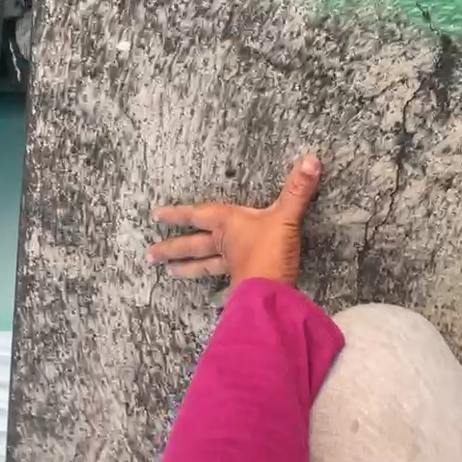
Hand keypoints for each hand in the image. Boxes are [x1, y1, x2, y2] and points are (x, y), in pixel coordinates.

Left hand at [147, 155, 322, 286]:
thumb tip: (312, 158)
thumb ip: (298, 189)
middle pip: (193, 246)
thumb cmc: (270, 250)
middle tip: (149, 255)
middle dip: (171, 248)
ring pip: (204, 266)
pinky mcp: (242, 286)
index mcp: (228, 225)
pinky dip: (221, 296)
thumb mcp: (285, 216)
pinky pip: (228, 290)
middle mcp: (225, 245)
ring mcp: (232, 267)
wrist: (272, 292)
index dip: (177, 214)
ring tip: (168, 273)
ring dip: (187, 269)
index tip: (155, 216)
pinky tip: (214, 302)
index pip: (197, 216)